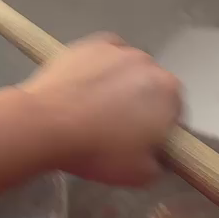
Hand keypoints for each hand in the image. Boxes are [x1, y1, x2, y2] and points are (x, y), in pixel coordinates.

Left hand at [18, 33, 182, 184]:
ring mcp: (117, 50)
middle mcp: (149, 64)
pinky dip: (102, 64)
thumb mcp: (141, 174)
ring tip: (94, 103)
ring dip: (120, 82)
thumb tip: (157, 154)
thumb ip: (161, 163)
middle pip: (152, 87)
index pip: (175, 113)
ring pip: (129, 68)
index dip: (159, 129)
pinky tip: (88, 80)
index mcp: (170, 93)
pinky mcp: (89, 43)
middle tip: (115, 125)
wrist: (44, 123)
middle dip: (140, 103)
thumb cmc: (96, 150)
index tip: (140, 141)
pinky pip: (105, 53)